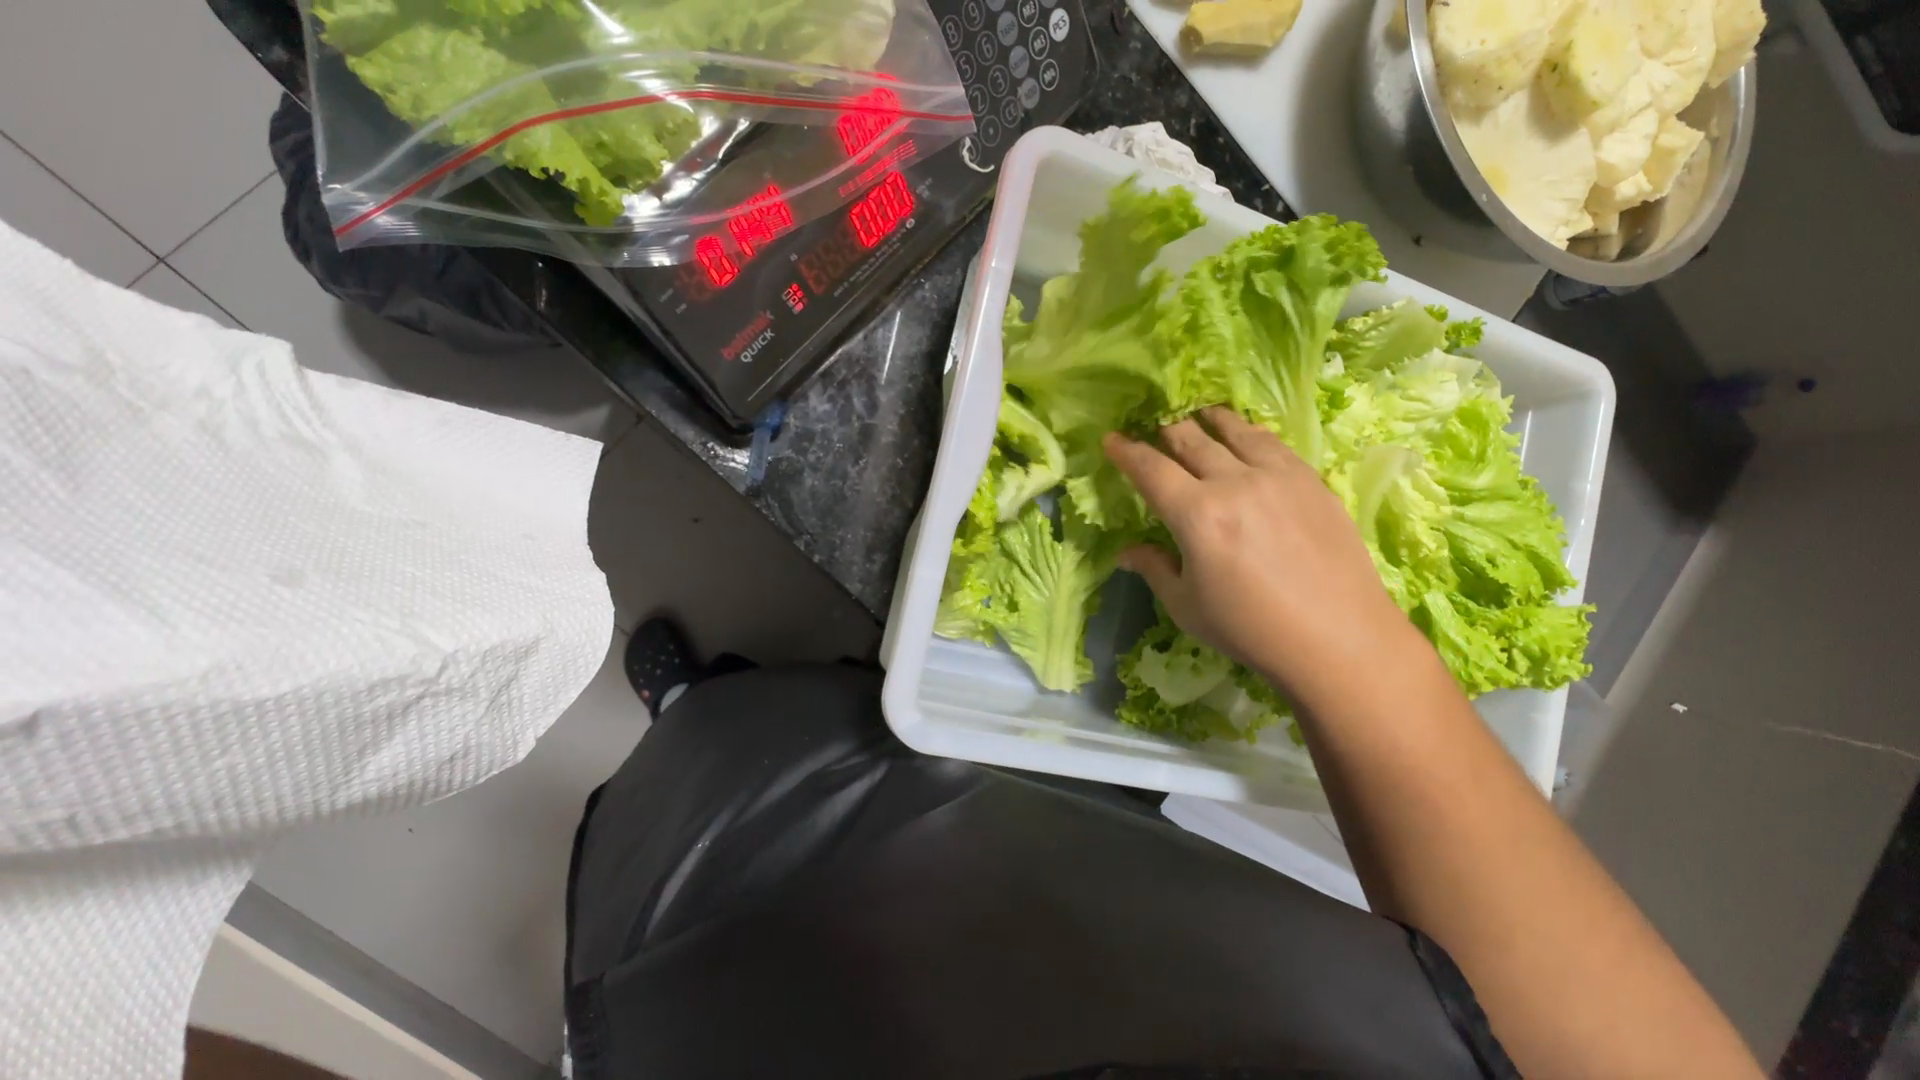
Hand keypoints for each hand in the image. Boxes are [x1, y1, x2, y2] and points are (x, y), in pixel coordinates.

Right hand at [1104, 407, 1424, 708]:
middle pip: (1190, 440)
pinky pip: (1272, 443)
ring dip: (1208, 421)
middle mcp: (1234, 483)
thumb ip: (1155, 569)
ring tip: (1199, 415)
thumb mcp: (1188, 607)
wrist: (1338, 638)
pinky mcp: (1311, 480)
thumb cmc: (1251, 630)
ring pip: (1234, 432)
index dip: (1127, 452)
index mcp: (1196, 516)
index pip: (1151, 470)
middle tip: (1153, 428)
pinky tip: (1246, 435)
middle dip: (1165, 431)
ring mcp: (1277, 476)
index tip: (1112, 440)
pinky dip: (1249, 432)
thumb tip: (1127, 552)